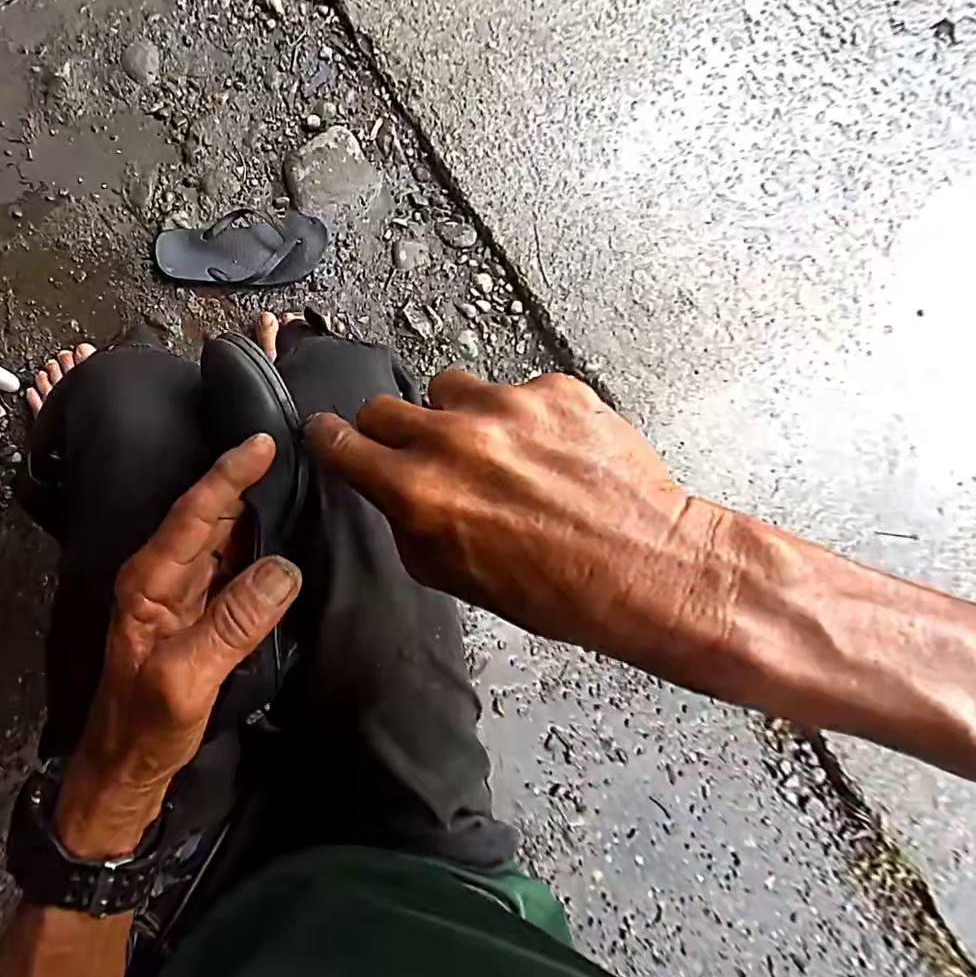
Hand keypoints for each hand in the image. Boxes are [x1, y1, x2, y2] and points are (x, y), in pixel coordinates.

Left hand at [56, 434, 302, 858]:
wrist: (125, 766)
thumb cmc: (144, 727)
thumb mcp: (187, 679)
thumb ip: (233, 623)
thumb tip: (284, 570)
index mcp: (149, 581)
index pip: (194, 514)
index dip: (228, 476)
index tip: (262, 444)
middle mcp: (161, 576)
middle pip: (206, 516)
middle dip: (242, 481)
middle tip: (286, 453)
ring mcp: (177, 593)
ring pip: (218, 537)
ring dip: (249, 508)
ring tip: (287, 481)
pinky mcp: (194, 611)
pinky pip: (226, 565)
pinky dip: (251, 545)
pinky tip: (274, 534)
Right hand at [303, 371, 730, 666]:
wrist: (650, 570)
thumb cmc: (554, 588)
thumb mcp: (449, 574)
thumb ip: (404, 521)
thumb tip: (389, 490)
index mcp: (417, 491)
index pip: (340, 441)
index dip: (325, 436)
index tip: (324, 431)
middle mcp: (451, 440)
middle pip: (382, 407)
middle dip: (390, 430)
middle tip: (419, 452)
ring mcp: (504, 407)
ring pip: (444, 388)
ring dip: (453, 415)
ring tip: (491, 449)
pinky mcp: (552, 389)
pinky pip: (511, 390)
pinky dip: (517, 416)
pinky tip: (545, 450)